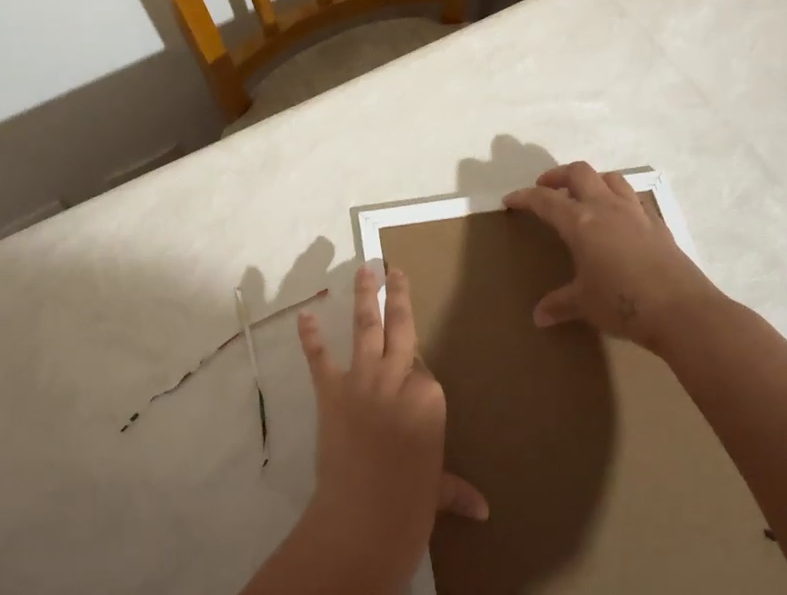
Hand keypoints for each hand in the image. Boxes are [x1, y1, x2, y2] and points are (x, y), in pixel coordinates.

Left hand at [296, 266, 487, 568]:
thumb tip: (482, 509)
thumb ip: (456, 489)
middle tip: (393, 267)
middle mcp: (399, 379)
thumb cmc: (410, 506)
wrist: (364, 519)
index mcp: (431, 397)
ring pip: (366, 328)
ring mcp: (364, 381)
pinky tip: (304, 315)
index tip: (411, 376)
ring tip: (365, 268)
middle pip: (400, 328)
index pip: (423, 368)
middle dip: (398, 294)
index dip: (415, 371)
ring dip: (365, 296)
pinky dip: (310, 337)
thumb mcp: (438, 490)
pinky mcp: (331, 391)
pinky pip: (320, 358)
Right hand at [503, 161, 727, 350]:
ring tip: (583, 196)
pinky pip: (634, 199)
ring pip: (611, 178)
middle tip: (546, 188)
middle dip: (558, 175)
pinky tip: (618, 219)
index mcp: (580, 223)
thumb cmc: (623, 303)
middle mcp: (606, 208)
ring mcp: (636, 213)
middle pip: (579, 172)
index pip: (545, 200)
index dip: (524, 197)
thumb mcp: (584, 304)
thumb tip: (538, 317)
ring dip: (592, 180)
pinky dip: (619, 199)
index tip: (510, 200)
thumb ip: (560, 304)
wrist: (682, 311)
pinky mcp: (658, 225)